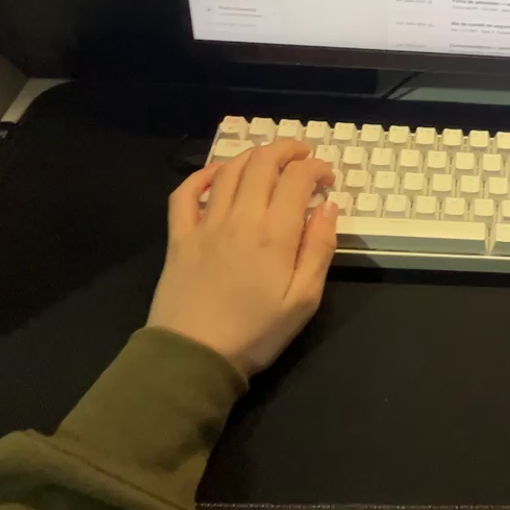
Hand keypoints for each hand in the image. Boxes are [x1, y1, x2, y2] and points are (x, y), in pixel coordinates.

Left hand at [148, 140, 338, 377]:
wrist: (192, 359)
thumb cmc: (256, 333)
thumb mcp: (305, 299)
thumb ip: (320, 248)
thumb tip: (329, 207)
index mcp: (276, 233)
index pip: (298, 178)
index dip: (317, 168)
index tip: (329, 179)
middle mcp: (241, 217)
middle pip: (263, 162)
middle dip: (288, 150)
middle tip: (304, 155)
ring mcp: (206, 224)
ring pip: (229, 169)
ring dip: (253, 155)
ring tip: (270, 158)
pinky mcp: (179, 236)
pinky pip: (186, 193)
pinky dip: (203, 174)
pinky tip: (218, 173)